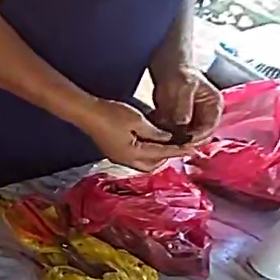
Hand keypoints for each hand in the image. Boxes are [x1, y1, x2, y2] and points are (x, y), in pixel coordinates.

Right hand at [76, 99, 192, 172]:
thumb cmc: (110, 114)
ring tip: (167, 144)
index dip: (178, 151)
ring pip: (144, 163)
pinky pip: (135, 158)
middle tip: (179, 146)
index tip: (192, 149)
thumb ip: (155, 132)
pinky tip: (152, 142)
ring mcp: (119, 158)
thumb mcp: (137, 120)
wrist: (87, 114)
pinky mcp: (115, 153)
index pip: (161, 154)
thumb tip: (167, 138)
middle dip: (167, 157)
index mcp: (132, 153)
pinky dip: (147, 153)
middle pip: (152, 165)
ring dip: (156, 156)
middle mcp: (126, 160)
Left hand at [151, 65, 222, 144]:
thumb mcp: (182, 87)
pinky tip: (159, 133)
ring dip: (175, 140)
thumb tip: (183, 123)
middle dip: (184, 142)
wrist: (168, 68)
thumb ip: (183, 106)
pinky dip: (169, 136)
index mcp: (214, 105)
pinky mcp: (183, 123)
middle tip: (169, 145)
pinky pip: (177, 135)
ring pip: (187, 138)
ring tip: (162, 139)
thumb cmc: (178, 73)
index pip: (209, 128)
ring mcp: (195, 120)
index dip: (195, 137)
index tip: (181, 142)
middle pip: (199, 137)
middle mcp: (208, 115)